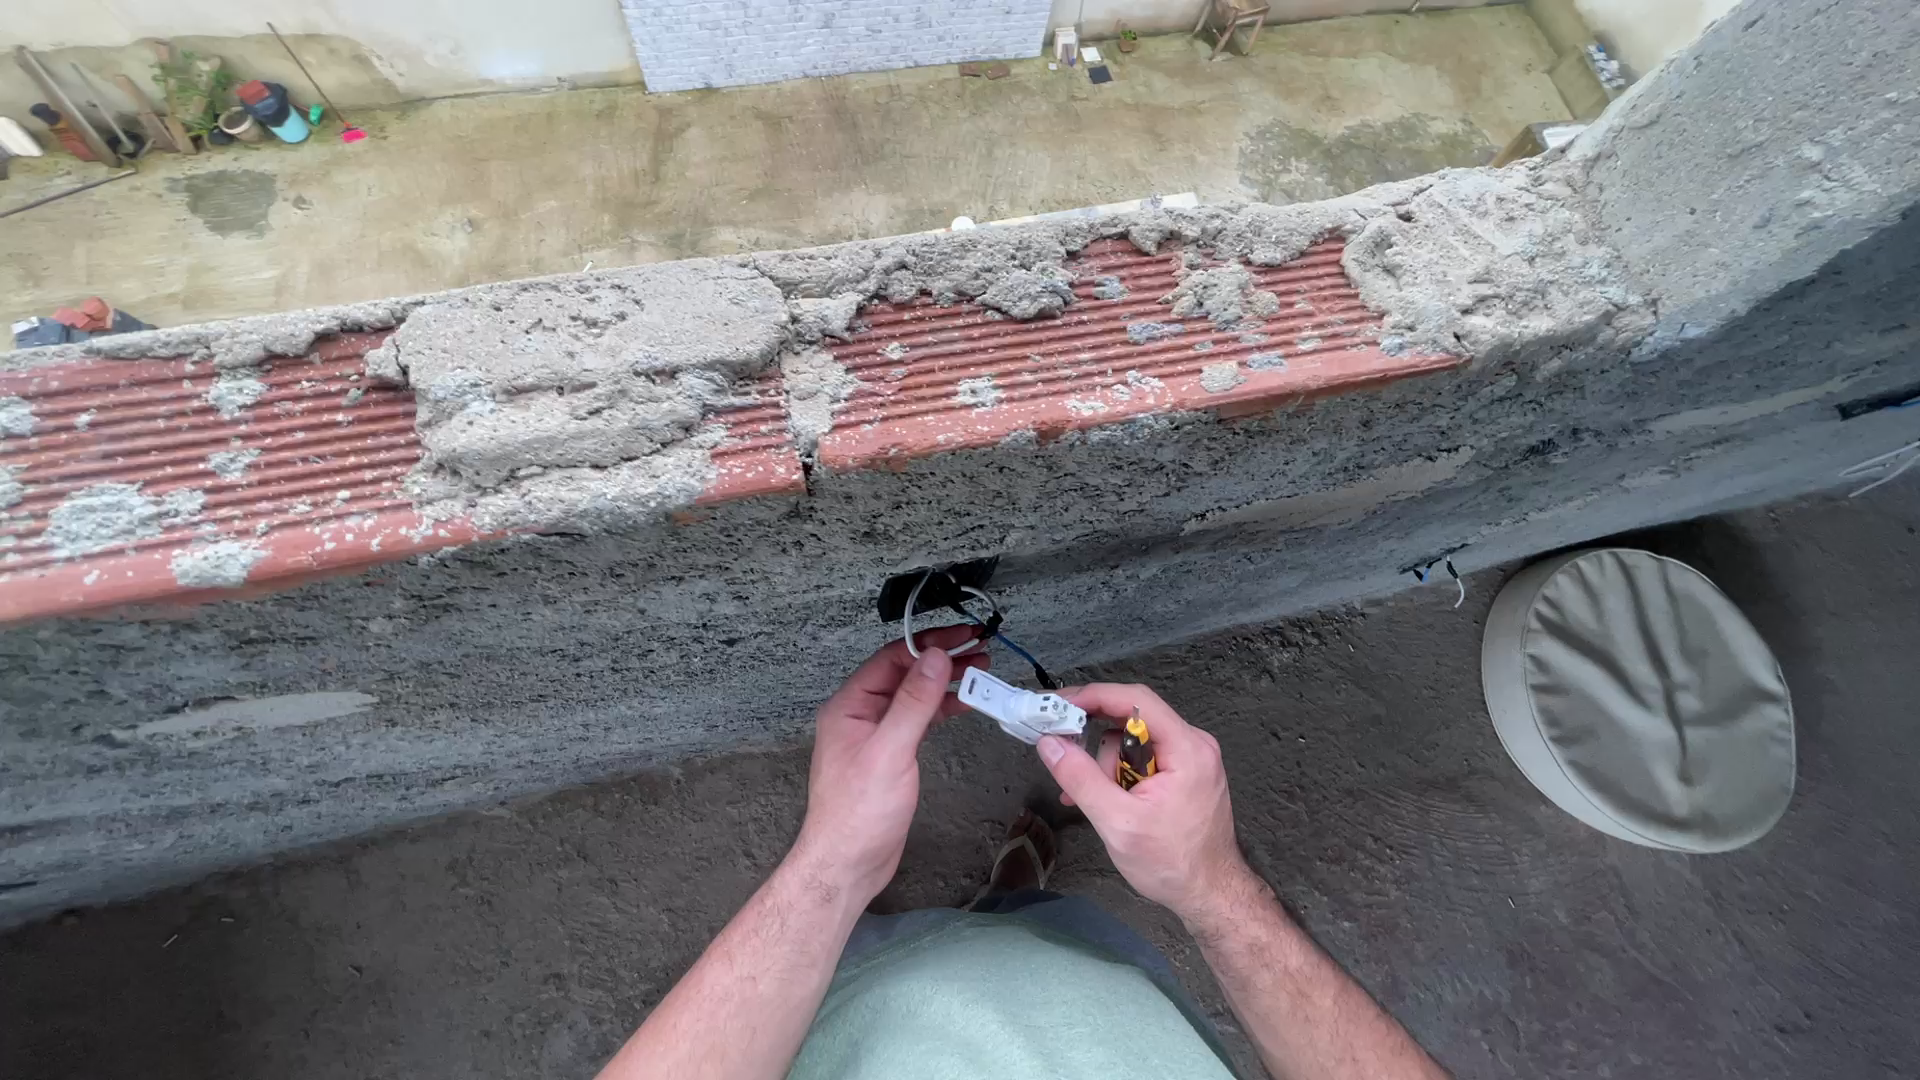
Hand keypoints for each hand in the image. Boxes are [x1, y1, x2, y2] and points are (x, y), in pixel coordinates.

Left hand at [788, 625, 988, 905]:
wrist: (849, 865)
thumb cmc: (858, 814)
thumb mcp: (890, 751)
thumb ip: (914, 702)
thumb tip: (934, 658)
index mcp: (850, 705)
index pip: (892, 658)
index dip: (928, 643)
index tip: (961, 635)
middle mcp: (860, 713)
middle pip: (905, 673)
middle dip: (941, 658)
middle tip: (979, 648)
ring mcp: (875, 733)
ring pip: (914, 695)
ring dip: (945, 681)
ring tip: (979, 669)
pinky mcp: (890, 753)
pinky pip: (918, 718)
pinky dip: (941, 707)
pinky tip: (963, 703)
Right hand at [1035, 683, 1259, 926]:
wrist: (1211, 897)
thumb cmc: (1171, 864)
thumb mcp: (1118, 823)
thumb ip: (1081, 778)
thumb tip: (1048, 742)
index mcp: (1187, 748)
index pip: (1135, 700)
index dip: (1094, 696)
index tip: (1058, 704)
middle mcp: (1192, 743)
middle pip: (1131, 719)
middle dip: (1094, 739)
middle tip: (1061, 749)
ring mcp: (1189, 757)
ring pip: (1131, 740)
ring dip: (1104, 765)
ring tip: (1088, 798)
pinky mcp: (1182, 772)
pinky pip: (1140, 756)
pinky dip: (1116, 773)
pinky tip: (1099, 796)